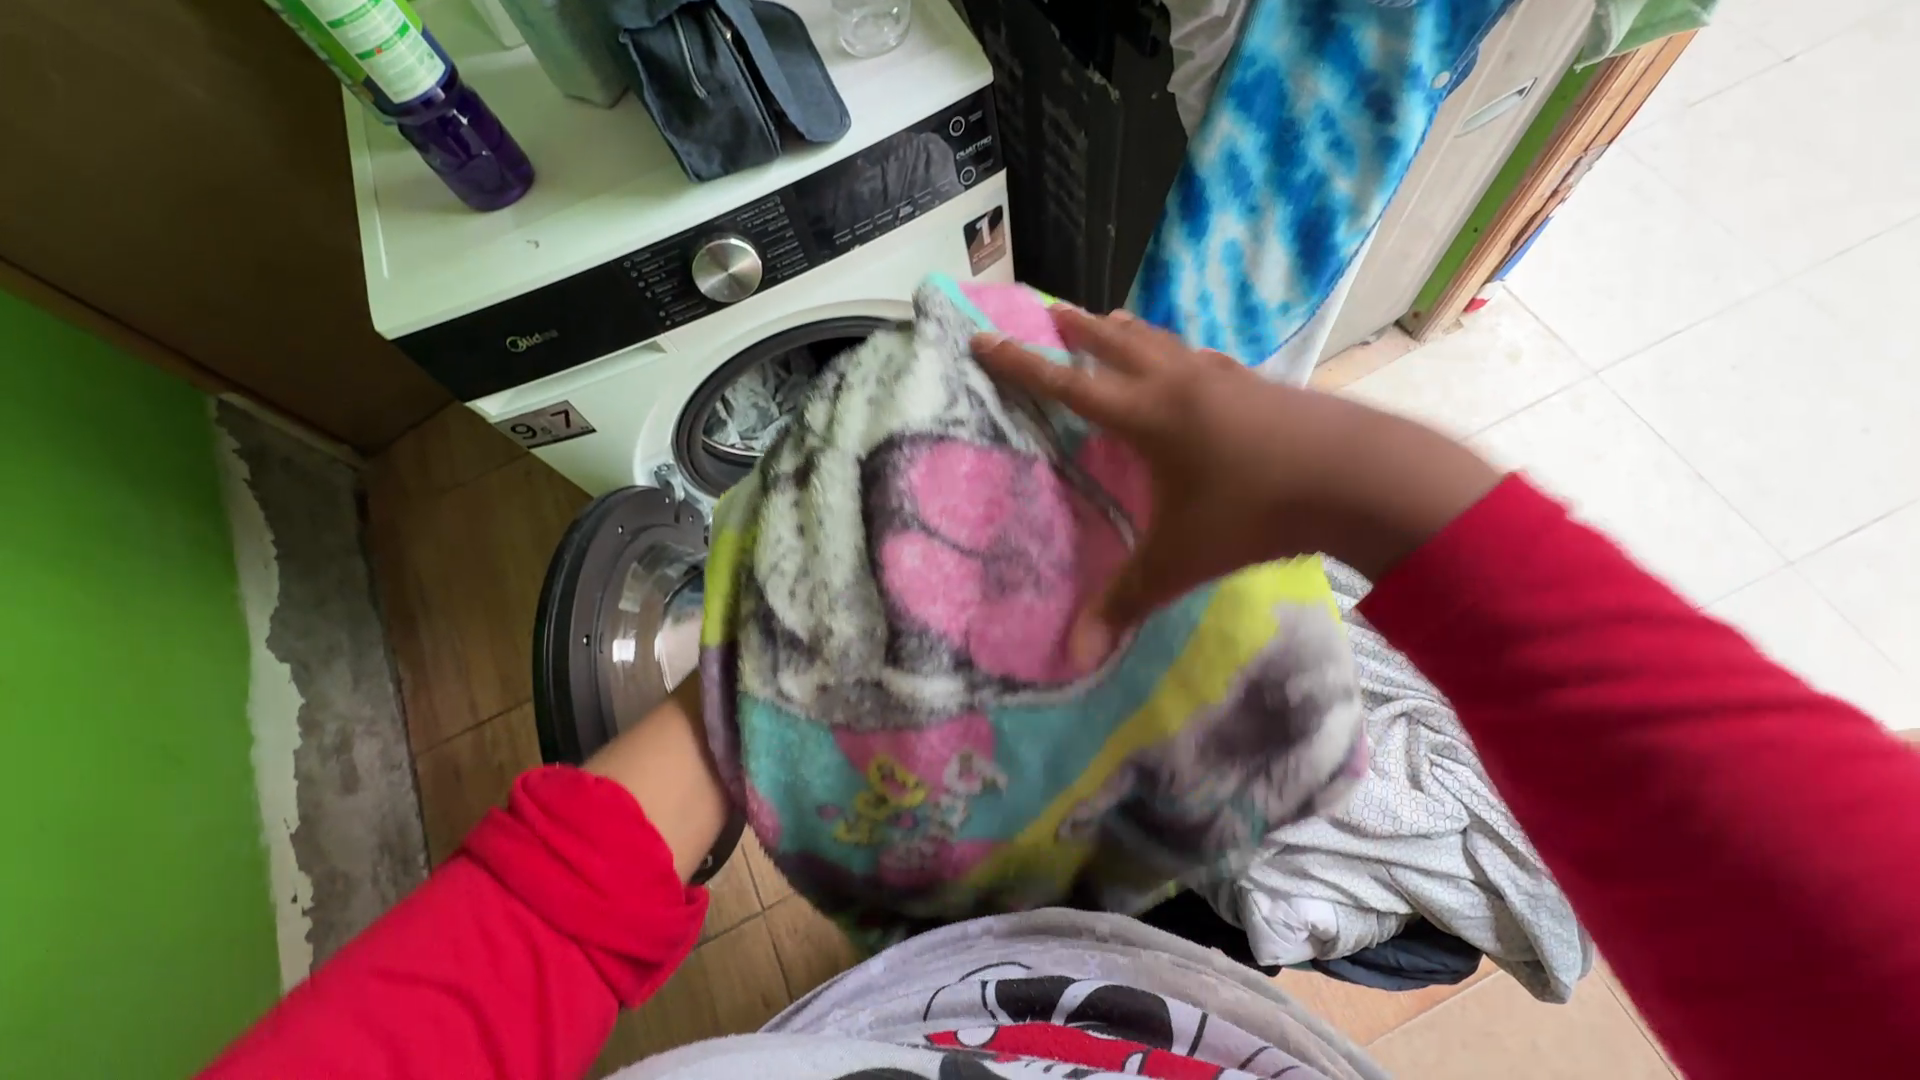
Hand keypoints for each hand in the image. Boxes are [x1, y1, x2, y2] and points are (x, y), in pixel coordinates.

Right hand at [971, 306, 1500, 664]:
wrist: (1360, 477)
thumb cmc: (1256, 513)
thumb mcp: (1181, 561)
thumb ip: (1126, 603)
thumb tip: (1076, 655)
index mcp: (1146, 415)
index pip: (1066, 384)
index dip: (1020, 364)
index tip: (984, 336)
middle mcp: (1178, 383)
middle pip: (1114, 344)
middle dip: (1075, 329)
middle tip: (1049, 313)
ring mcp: (1222, 378)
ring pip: (1160, 342)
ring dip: (1126, 332)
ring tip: (1107, 323)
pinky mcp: (1257, 385)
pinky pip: (1199, 358)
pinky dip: (1175, 352)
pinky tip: (1188, 363)